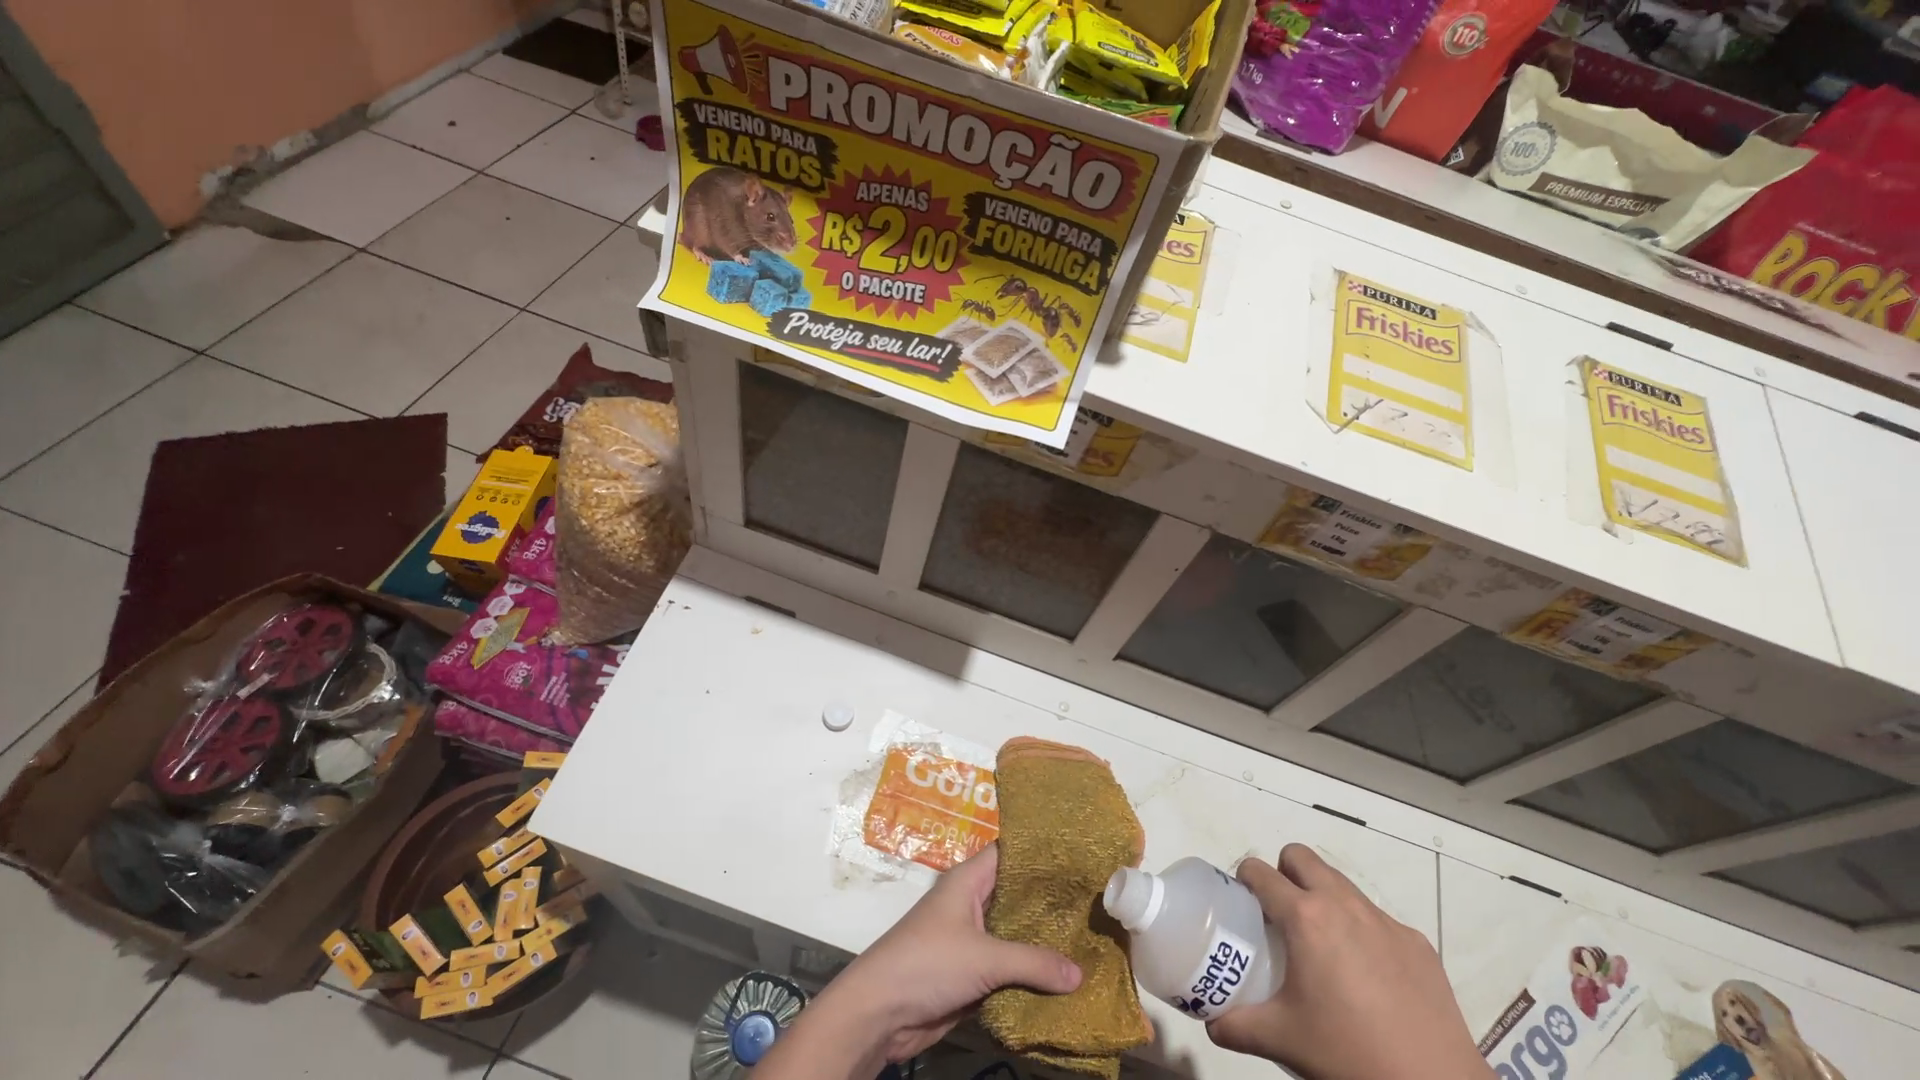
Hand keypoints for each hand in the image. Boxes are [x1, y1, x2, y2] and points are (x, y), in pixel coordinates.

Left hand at [755, 845, 1081, 1078]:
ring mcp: (971, 939)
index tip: (1082, 854)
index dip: (1043, 851)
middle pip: (1018, 895)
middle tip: (1099, 902)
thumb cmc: (927, 965)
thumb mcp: (985, 958)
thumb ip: (1033, 962)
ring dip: (1045, 941)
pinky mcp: (971, 973)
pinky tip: (1067, 976)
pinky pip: (1009, 967)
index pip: (1011, 852)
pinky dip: (1033, 972)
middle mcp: (971, 903)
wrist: (880, 1014)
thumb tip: (1080, 973)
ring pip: (1016, 933)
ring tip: (1093, 938)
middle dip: (1053, 902)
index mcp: (969, 881)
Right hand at [1206, 845, 1492, 1079]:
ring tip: (1320, 948)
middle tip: (1278, 916)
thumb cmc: (1347, 1052)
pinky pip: (1376, 919)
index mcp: (1306, 918)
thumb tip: (1210, 1020)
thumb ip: (1234, 1024)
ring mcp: (1386, 921)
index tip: (1242, 904)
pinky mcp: (1417, 943)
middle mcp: (1344, 905)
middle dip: (1283, 873)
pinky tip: (1366, 979)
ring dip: (1322, 898)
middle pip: (1301, 857)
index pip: (1261, 872)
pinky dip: (1360, 932)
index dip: (1244, 880)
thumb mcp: (1280, 1040)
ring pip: (1341, 884)